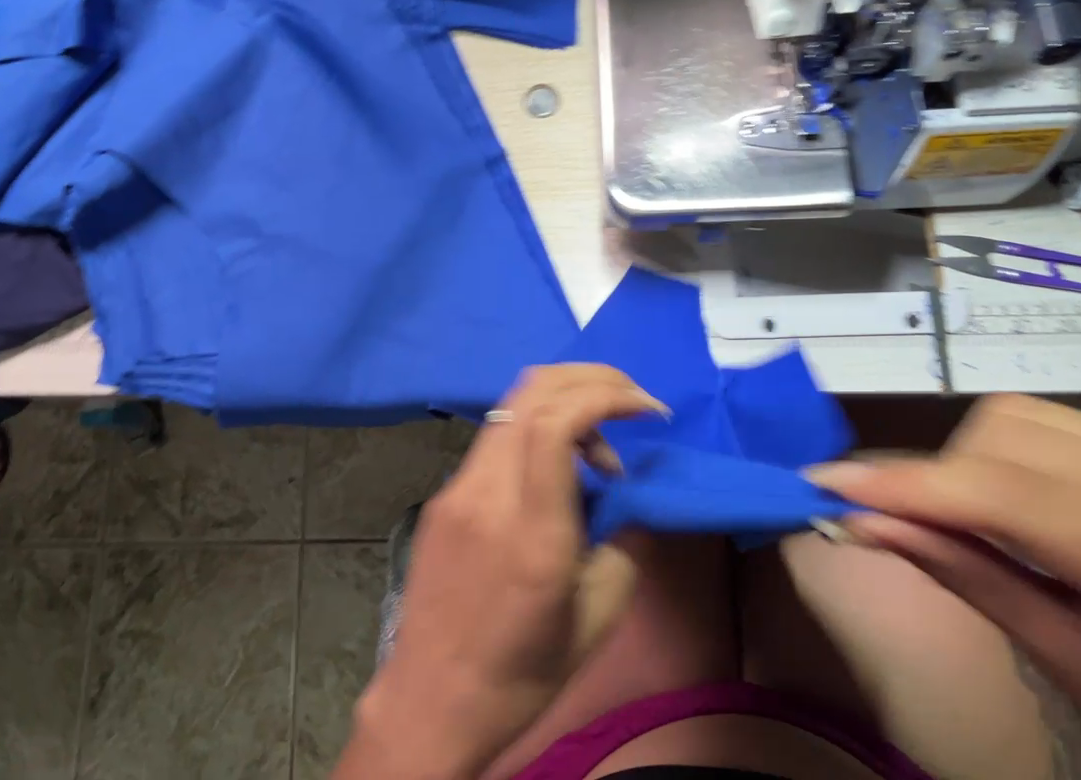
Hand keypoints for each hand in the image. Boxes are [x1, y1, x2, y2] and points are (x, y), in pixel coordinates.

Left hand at [335, 365, 666, 779]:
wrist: (431, 701)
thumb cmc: (523, 674)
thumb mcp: (598, 616)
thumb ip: (623, 540)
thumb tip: (629, 493)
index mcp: (531, 532)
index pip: (553, 422)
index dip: (605, 395)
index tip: (648, 408)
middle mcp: (485, 496)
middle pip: (529, 392)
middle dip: (591, 379)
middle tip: (633, 402)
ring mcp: (455, 491)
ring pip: (511, 409)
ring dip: (566, 405)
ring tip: (601, 456)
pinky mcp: (442, 498)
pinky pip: (496, 441)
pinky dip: (538, 433)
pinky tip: (559, 474)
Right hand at [813, 395, 1080, 779]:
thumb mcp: (1067, 667)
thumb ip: (967, 578)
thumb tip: (863, 520)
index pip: (1020, 500)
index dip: (917, 484)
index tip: (831, 482)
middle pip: (1016, 436)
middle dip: (942, 473)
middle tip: (908, 518)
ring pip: (1030, 416)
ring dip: (973, 457)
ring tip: (971, 513)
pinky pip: (1062, 423)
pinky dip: (1012, 453)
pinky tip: (1020, 499)